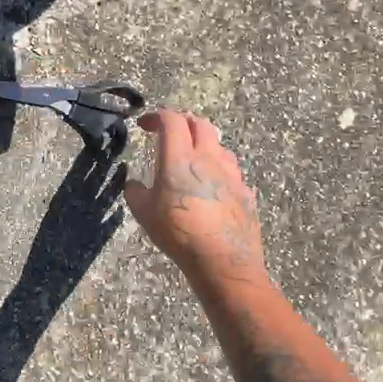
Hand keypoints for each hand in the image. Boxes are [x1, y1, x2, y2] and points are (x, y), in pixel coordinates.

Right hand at [123, 110, 268, 293]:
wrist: (224, 265)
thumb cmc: (178, 233)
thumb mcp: (142, 211)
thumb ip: (135, 190)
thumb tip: (136, 183)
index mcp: (179, 158)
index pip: (171, 119)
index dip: (156, 116)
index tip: (145, 126)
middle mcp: (208, 160)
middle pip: (200, 124)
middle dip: (183, 122)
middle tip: (169, 133)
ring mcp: (232, 176)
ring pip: (220, 145)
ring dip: (203, 145)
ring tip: (191, 160)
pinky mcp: (247, 194)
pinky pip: (232, 171)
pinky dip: (219, 169)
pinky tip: (211, 187)